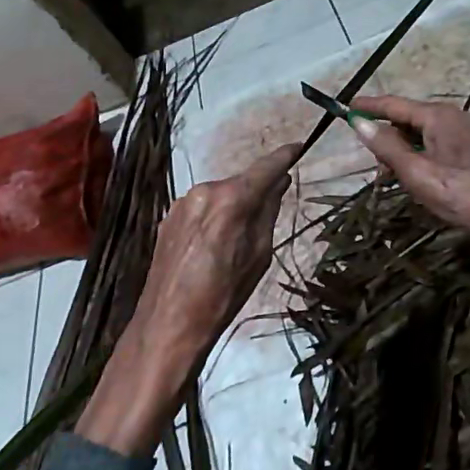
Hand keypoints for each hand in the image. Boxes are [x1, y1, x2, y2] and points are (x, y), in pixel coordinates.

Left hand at [76, 142, 298, 456]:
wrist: (168, 324)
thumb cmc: (223, 295)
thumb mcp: (259, 255)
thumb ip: (268, 212)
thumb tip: (278, 182)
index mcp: (230, 199)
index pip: (265, 167)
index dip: (285, 155)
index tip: (300, 145)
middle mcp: (203, 191)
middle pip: (241, 182)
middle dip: (258, 191)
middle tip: (272, 213)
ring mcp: (182, 203)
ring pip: (220, 195)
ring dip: (235, 206)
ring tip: (239, 240)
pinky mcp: (168, 217)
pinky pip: (203, 208)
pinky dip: (216, 216)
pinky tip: (216, 245)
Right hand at [350, 95, 469, 254]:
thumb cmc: (460, 196)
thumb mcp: (416, 172)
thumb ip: (387, 146)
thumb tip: (359, 122)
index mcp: (439, 116)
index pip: (395, 104)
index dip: (369, 106)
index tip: (346, 106)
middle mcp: (453, 116)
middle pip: (408, 117)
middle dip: (386, 135)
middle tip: (374, 164)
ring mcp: (465, 132)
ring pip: (421, 132)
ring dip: (402, 150)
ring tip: (392, 177)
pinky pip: (435, 143)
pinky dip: (418, 155)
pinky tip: (414, 176)